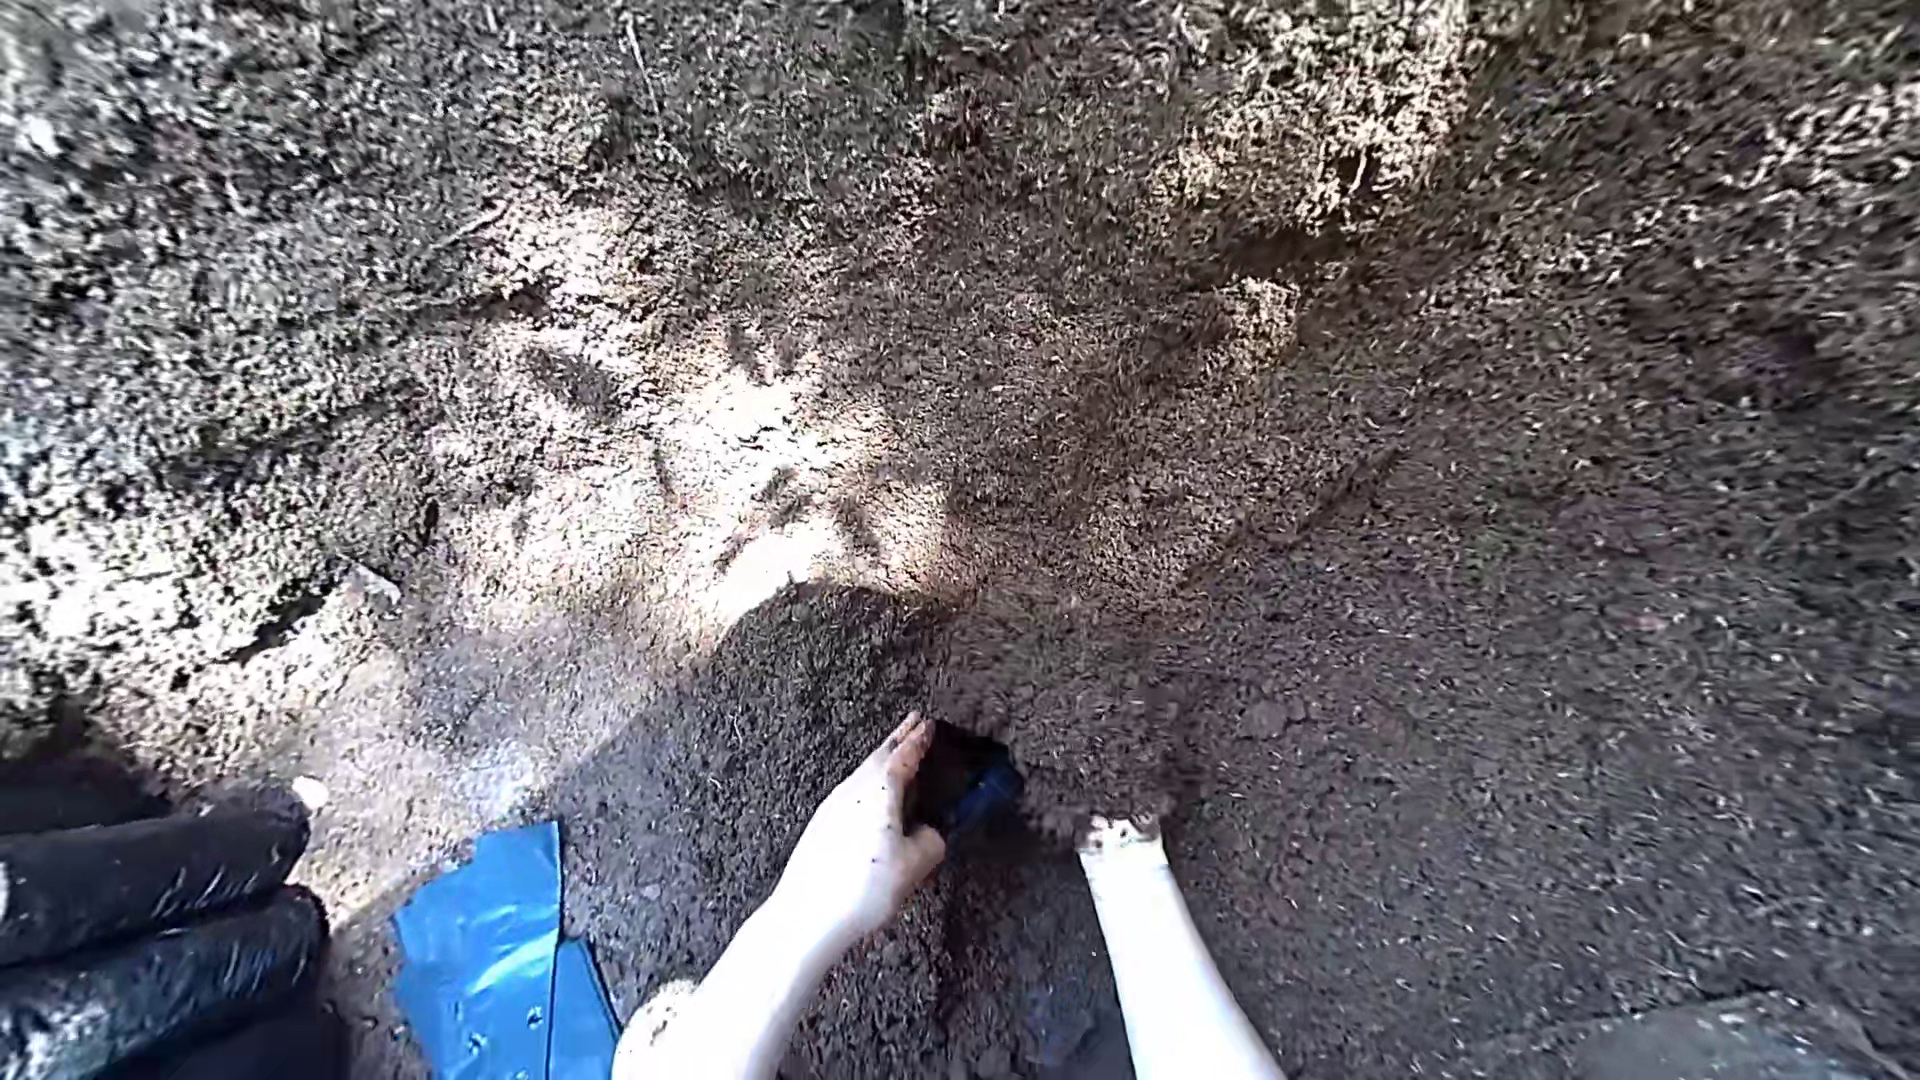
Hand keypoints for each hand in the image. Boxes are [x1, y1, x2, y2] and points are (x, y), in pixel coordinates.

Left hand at [767, 712, 946, 946]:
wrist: (803, 916)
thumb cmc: (859, 890)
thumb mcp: (913, 868)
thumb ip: (931, 843)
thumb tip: (931, 833)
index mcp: (881, 788)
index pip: (905, 753)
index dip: (919, 738)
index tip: (928, 724)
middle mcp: (856, 787)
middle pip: (882, 753)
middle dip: (900, 736)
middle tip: (913, 722)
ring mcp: (835, 803)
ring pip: (866, 769)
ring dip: (884, 756)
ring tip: (897, 753)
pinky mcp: (823, 821)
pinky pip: (854, 788)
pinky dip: (870, 779)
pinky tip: (873, 794)